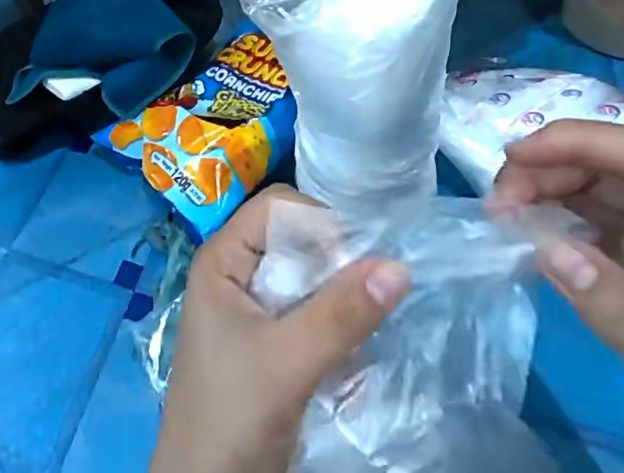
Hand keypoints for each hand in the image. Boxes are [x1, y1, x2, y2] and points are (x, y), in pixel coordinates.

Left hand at [151, 185, 409, 472]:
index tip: (347, 265)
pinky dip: (335, 327)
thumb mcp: (286, 363)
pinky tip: (348, 359)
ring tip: (355, 334)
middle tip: (358, 304)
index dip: (317, 223)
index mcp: (223, 258)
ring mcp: (254, 308)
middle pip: (299, 238)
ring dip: (339, 301)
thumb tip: (400, 266)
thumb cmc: (230, 418)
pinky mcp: (271, 341)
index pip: (279, 205)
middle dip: (334, 266)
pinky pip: (313, 311)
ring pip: (311, 277)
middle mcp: (237, 273)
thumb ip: (341, 315)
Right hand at [491, 121, 623, 472]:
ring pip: (618, 200)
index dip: (584, 141)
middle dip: (559, 167)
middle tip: (498, 199)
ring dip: (559, 193)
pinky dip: (572, 230)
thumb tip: (546, 245)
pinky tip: (540, 241)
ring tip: (506, 213)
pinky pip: (617, 239)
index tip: (518, 155)